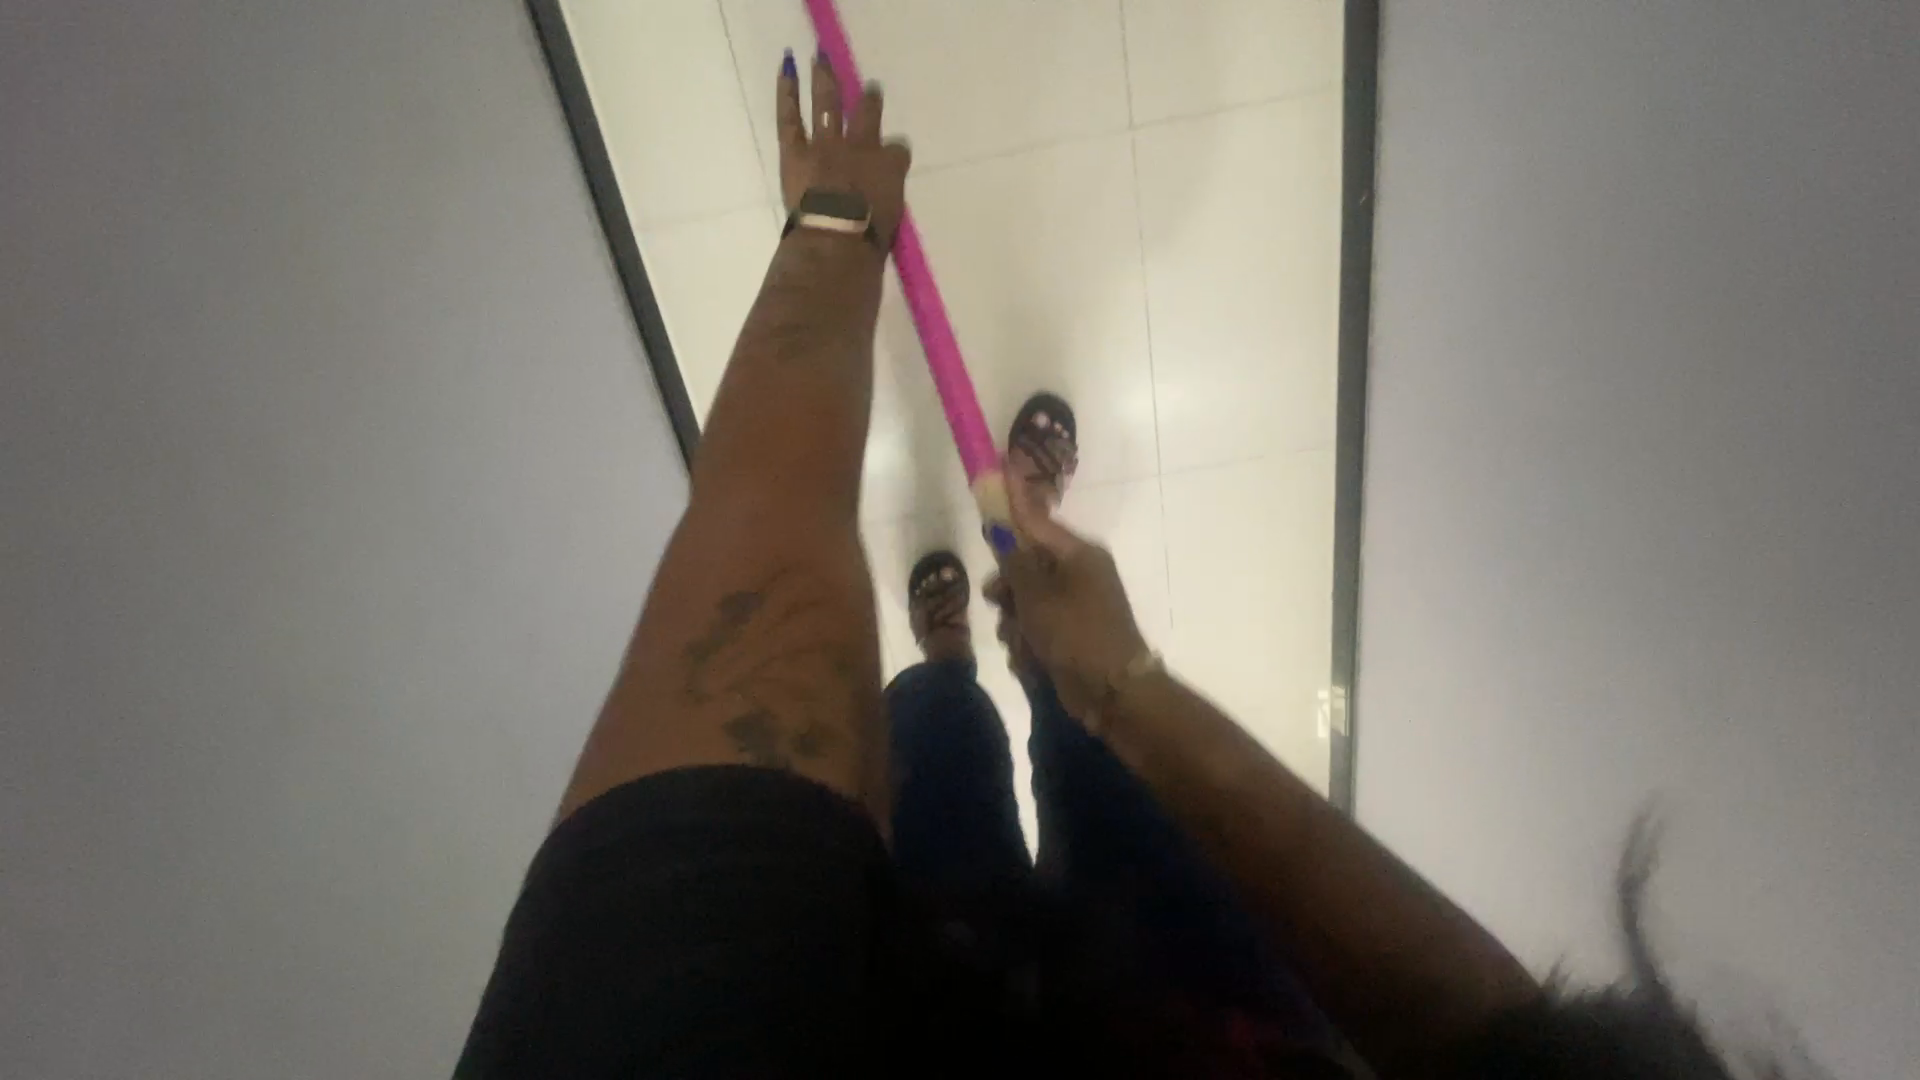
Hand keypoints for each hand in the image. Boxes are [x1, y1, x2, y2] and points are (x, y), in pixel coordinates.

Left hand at [777, 52, 911, 247]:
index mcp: (890, 169)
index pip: (898, 150)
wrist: (836, 243)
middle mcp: (862, 148)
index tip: (896, 152)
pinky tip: (787, 69)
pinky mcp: (797, 151)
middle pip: (867, 116)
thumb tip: (884, 200)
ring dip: (827, 80)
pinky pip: (790, 116)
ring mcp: (827, 145)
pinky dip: (787, 92)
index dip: (897, 151)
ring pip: (829, 104)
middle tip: (871, 90)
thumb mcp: (892, 223)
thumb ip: (889, 203)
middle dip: (870, 103)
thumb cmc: (869, 243)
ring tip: (822, 60)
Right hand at [996, 468, 1150, 718]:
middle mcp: (1075, 575)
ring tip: (1023, 641)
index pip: (1035, 519)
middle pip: (1022, 565)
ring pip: (1021, 602)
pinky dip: (1026, 644)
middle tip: (997, 600)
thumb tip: (999, 528)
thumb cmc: (1076, 634)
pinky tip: (1032, 659)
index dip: (1012, 497)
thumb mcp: (1037, 595)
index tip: (998, 465)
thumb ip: (1014, 561)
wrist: (1111, 692)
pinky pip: (1031, 629)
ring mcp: (1072, 607)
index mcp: (1076, 555)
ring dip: (1014, 622)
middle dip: (1006, 587)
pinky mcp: (1067, 636)